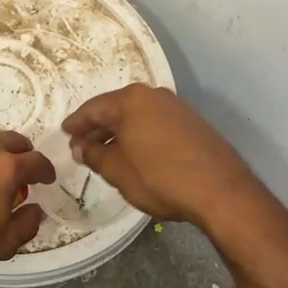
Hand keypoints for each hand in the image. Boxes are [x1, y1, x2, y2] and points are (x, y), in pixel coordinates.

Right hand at [62, 84, 269, 228]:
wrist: (221, 192)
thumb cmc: (160, 177)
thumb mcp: (117, 170)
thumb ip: (94, 155)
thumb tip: (82, 148)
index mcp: (130, 100)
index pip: (93, 109)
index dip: (76, 124)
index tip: (65, 134)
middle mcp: (153, 96)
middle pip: (116, 109)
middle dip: (99, 128)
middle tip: (83, 145)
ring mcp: (177, 108)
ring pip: (138, 117)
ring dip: (121, 132)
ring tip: (109, 152)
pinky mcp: (194, 124)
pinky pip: (157, 124)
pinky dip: (142, 136)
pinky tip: (138, 154)